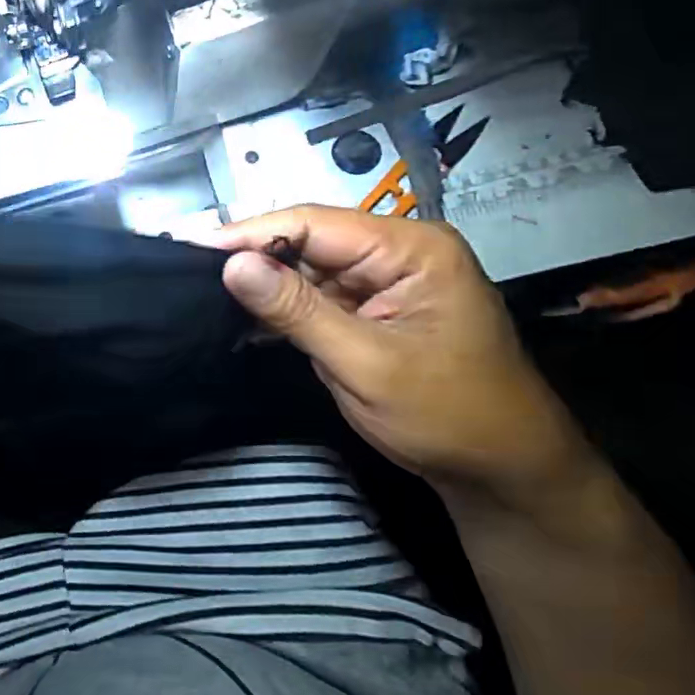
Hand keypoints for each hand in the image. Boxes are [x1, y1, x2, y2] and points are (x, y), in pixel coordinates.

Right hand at [205, 206, 590, 513]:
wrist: (504, 472)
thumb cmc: (449, 415)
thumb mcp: (366, 364)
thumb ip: (298, 311)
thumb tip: (232, 266)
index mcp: (411, 247)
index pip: (314, 223)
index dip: (250, 233)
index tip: (192, 245)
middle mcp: (397, 252)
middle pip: (309, 241)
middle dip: (254, 258)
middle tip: (191, 271)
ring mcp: (385, 281)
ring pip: (309, 270)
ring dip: (266, 285)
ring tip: (206, 291)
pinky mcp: (373, 309)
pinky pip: (319, 298)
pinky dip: (285, 310)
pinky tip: (245, 317)